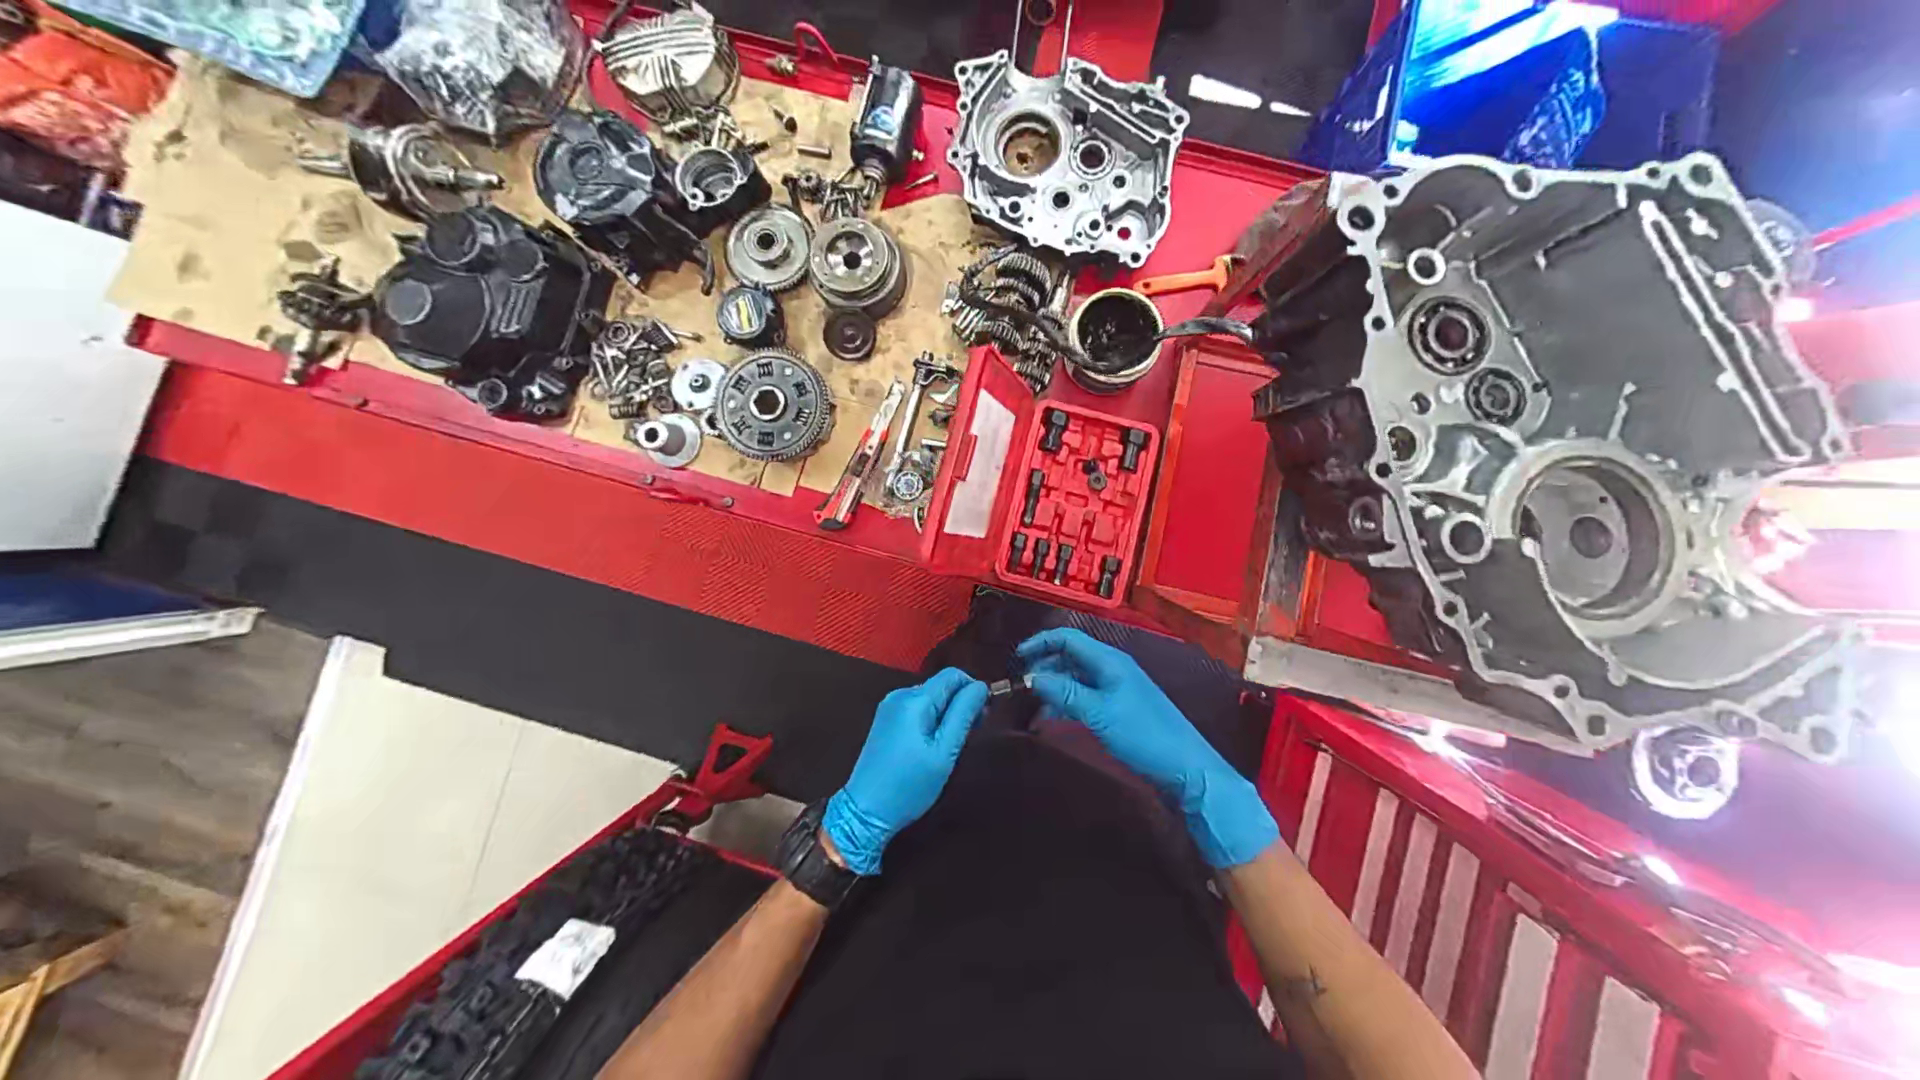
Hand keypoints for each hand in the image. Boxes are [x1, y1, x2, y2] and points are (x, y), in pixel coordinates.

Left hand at [823, 668, 987, 874]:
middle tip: (969, 736)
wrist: (865, 811)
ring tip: (950, 747)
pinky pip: (917, 710)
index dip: (973, 690)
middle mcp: (899, 696)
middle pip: (941, 686)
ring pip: (931, 699)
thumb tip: (981, 686)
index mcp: (914, 700)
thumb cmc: (909, 785)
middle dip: (960, 705)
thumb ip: (963, 715)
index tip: (982, 717)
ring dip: (947, 715)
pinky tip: (932, 747)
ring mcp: (889, 708)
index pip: (953, 675)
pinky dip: (931, 722)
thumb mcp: (944, 752)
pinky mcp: (886, 721)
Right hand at [1018, 628, 1277, 867]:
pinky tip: (1053, 716)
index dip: (1040, 643)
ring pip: (1076, 676)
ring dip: (1054, 686)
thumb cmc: (1144, 736)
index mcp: (1110, 660)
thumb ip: (1064, 693)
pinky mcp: (1118, 708)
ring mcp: (1116, 688)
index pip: (1068, 637)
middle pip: (1070, 655)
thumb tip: (1031, 678)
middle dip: (1044, 666)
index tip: (1017, 659)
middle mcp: (1112, 668)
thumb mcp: (1099, 714)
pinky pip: (1085, 695)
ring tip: (1033, 705)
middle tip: (1022, 687)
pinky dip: (1066, 701)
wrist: (1186, 769)